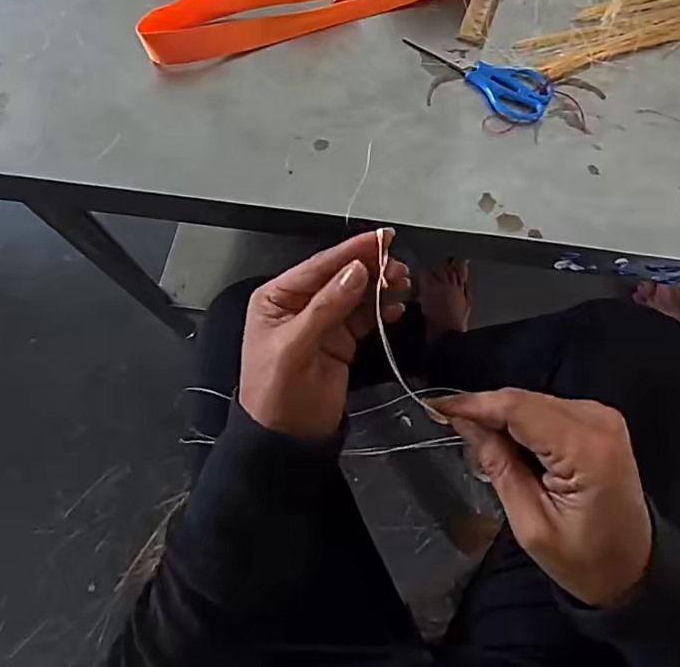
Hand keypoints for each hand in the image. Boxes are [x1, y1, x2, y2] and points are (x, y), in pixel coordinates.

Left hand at [238, 229, 409, 439]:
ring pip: (354, 295)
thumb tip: (356, 271)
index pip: (318, 266)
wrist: (285, 440)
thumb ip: (326, 307)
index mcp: (277, 297)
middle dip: (368, 266)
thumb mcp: (295, 347)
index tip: (379, 238)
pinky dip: (380, 311)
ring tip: (402, 280)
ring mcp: (320, 322)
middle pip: (338, 276)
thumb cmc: (276, 392)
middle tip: (397, 261)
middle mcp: (298, 304)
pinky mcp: (338, 342)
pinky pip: (362, 318)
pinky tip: (396, 306)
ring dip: (378, 286)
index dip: (350, 251)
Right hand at [432, 389, 651, 607]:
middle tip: (446, 421)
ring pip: (527, 399)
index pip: (516, 408)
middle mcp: (598, 422)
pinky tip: (504, 437)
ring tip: (475, 437)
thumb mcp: (530, 524)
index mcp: (587, 451)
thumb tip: (462, 420)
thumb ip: (496, 464)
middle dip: (482, 409)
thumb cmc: (586, 560)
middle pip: (520, 400)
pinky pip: (541, 405)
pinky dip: (517, 418)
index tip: (435, 405)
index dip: (472, 403)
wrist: (637, 573)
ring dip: (498, 414)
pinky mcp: (598, 418)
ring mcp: (601, 416)